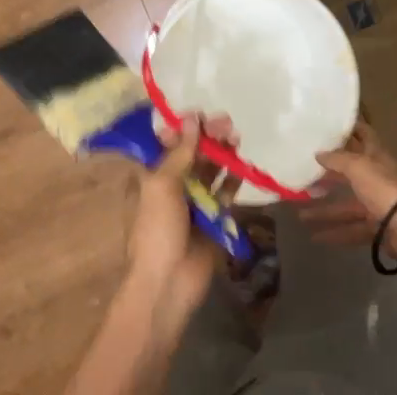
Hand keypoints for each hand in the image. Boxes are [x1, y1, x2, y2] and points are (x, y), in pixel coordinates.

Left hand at [127, 116, 233, 320]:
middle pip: (193, 155)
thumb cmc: (156, 230)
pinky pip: (225, 194)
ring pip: (210, 171)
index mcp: (152, 177)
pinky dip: (233, 179)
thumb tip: (192, 119)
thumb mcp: (161, 186)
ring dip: (222, 154)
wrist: (168, 283)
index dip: (184, 128)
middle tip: (226, 123)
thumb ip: (180, 153)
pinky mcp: (214, 219)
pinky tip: (243, 164)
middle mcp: (173, 186)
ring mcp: (194, 203)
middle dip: (207, 137)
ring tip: (236, 137)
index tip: (201, 113)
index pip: (169, 145)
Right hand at [301, 122, 396, 253]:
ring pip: (347, 205)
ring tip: (300, 216)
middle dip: (328, 175)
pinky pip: (351, 229)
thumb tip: (319, 153)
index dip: (351, 129)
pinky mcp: (376, 228)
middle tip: (305, 175)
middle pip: (350, 173)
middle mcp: (377, 178)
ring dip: (325, 210)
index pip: (364, 135)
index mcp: (377, 157)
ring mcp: (377, 204)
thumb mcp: (358, 167)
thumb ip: (337, 159)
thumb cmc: (383, 189)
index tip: (330, 126)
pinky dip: (334, 233)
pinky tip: (315, 237)